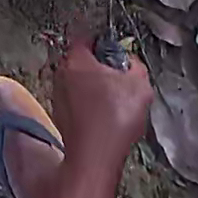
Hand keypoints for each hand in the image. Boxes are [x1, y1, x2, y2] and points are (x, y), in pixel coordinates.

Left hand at [53, 30, 152, 170]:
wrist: (95, 158)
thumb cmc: (114, 118)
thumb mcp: (139, 84)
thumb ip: (136, 65)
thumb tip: (131, 63)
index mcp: (77, 61)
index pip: (86, 39)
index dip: (104, 44)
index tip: (116, 52)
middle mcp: (61, 76)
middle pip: (82, 62)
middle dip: (100, 68)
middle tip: (120, 78)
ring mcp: (58, 98)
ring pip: (78, 84)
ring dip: (94, 89)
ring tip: (115, 102)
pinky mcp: (60, 117)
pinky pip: (77, 104)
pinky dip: (89, 107)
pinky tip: (106, 118)